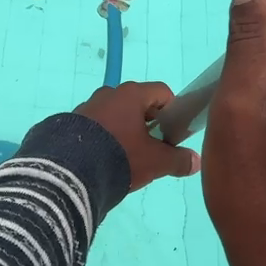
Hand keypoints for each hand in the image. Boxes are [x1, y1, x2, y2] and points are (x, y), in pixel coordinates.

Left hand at [74, 81, 201, 190]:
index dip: (173, 112)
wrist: (70, 172)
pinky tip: (104, 161)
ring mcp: (88, 105)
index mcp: (132, 94)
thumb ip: (178, 160)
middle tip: (152, 150)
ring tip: (126, 159)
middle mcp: (109, 93)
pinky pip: (96, 125)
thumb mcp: (155, 162)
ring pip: (116, 115)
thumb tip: (195, 161)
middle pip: (138, 104)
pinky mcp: (71, 121)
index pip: (162, 93)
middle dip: (148, 124)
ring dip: (125, 131)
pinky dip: (104, 138)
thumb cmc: (120, 157)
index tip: (173, 135)